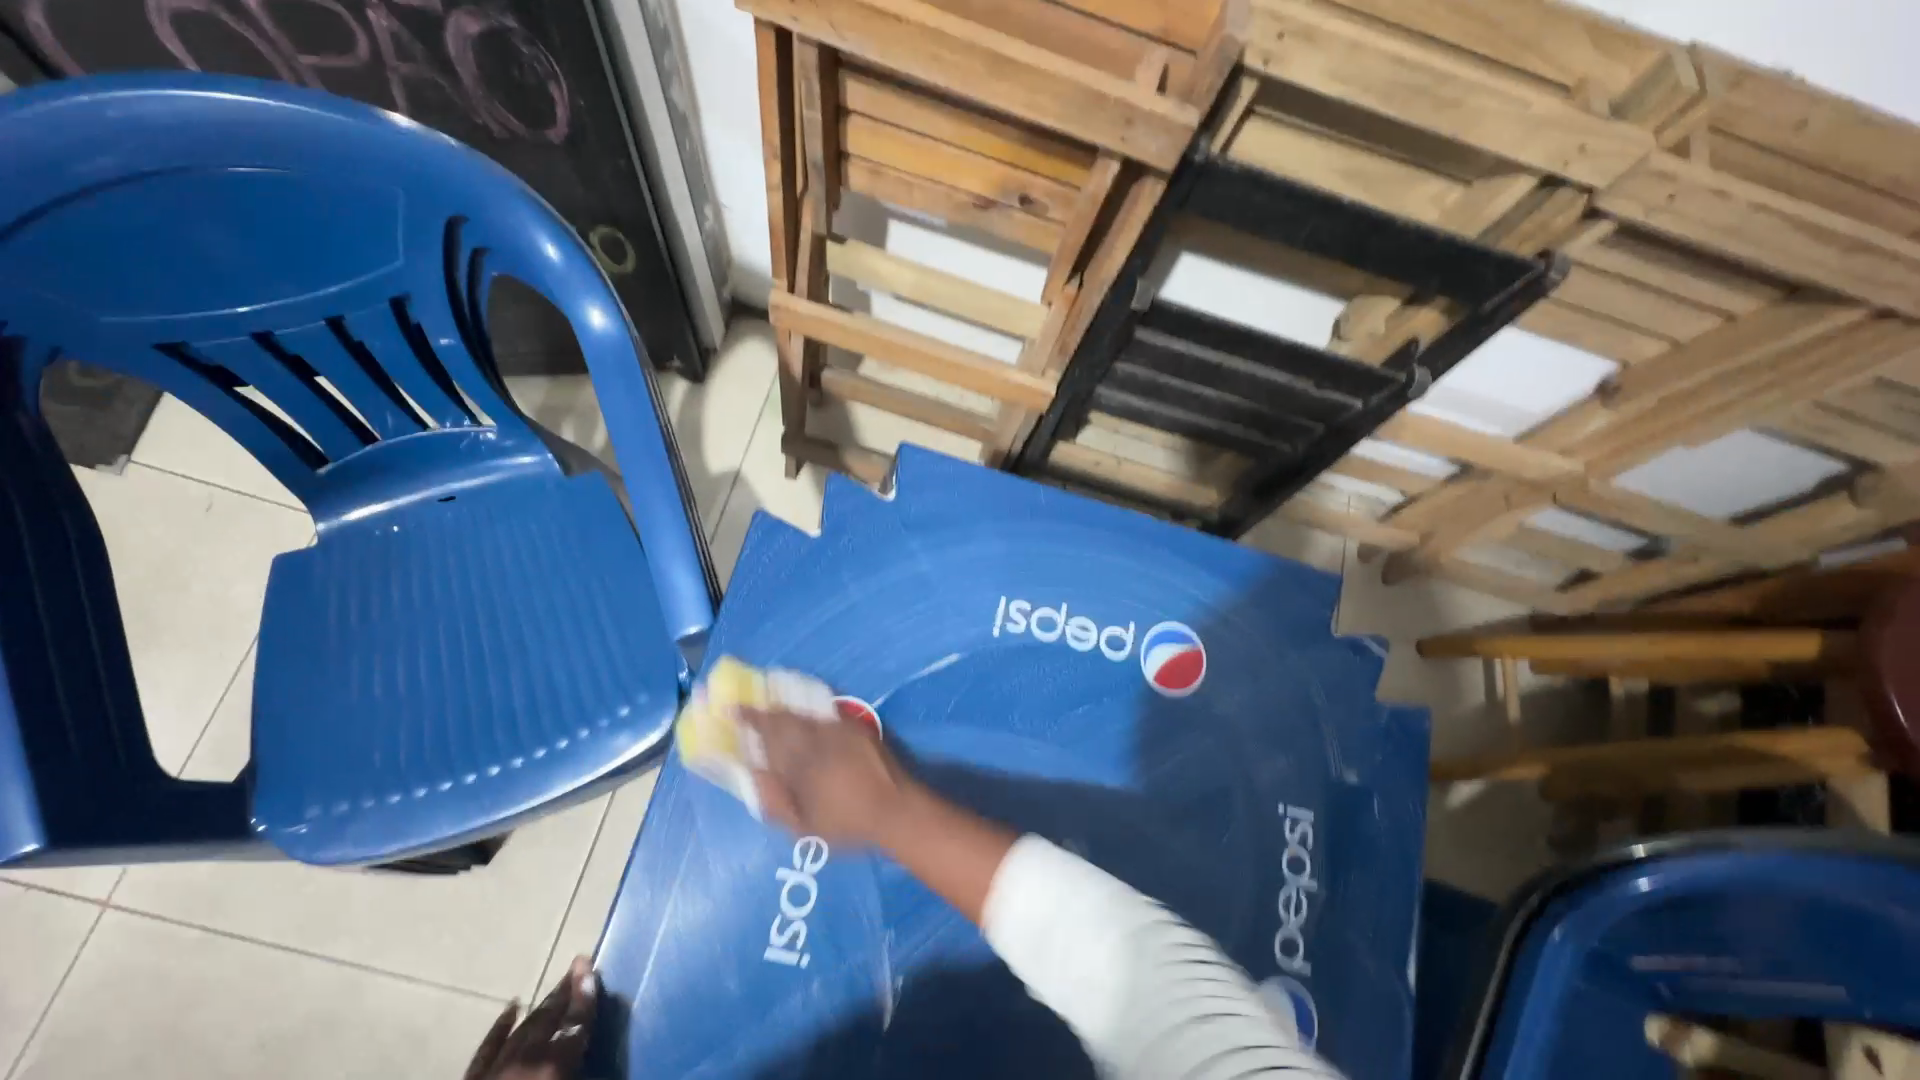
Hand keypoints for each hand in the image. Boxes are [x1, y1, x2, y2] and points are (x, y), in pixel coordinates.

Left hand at [463, 956, 597, 1079]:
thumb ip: (580, 1066)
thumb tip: (591, 1040)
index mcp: (552, 1065)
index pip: (575, 1023)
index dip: (584, 993)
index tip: (586, 962)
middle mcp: (525, 1058)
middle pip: (548, 1019)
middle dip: (565, 991)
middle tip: (577, 966)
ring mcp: (494, 1068)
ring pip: (522, 1029)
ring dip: (541, 1006)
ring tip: (556, 986)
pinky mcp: (472, 1078)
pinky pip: (487, 1048)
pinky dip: (501, 1025)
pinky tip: (512, 1006)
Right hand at [744, 706, 921, 850]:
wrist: (896, 810)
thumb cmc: (848, 824)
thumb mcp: (804, 827)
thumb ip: (776, 802)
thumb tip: (755, 777)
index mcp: (800, 762)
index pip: (765, 734)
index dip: (747, 720)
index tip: (730, 711)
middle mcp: (817, 739)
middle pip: (783, 718)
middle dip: (763, 712)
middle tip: (749, 710)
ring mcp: (838, 730)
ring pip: (803, 713)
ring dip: (785, 711)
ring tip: (773, 713)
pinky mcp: (856, 727)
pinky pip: (825, 714)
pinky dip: (810, 714)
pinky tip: (806, 720)